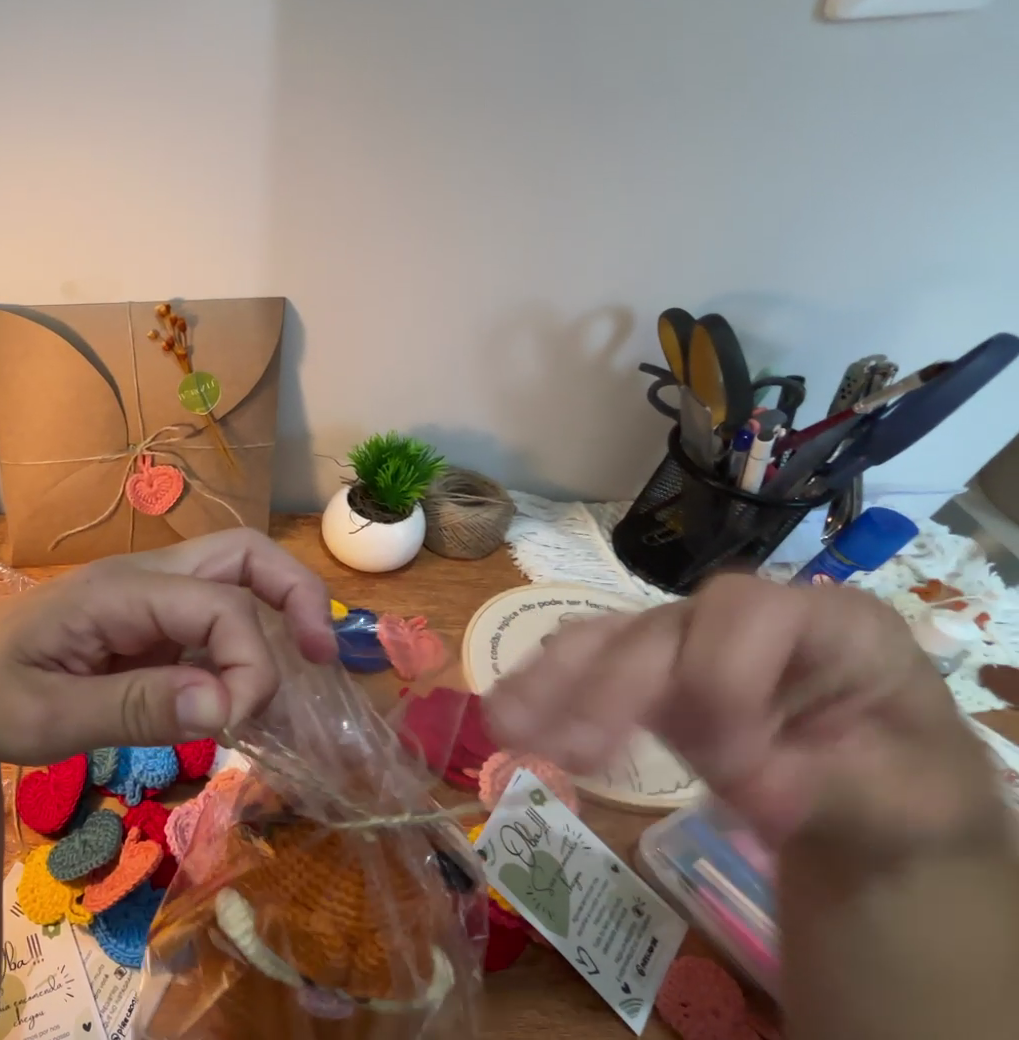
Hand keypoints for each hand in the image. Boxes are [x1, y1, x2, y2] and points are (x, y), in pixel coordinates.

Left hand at [0, 529, 336, 766]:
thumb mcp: (47, 717)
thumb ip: (135, 708)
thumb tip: (228, 702)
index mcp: (117, 592)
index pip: (219, 602)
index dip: (252, 661)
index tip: (237, 724)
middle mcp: (139, 581)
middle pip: (241, 556)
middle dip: (293, 598)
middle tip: (319, 662)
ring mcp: (142, 602)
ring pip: (232, 587)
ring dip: (274, 627)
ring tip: (296, 697)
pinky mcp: (140, 629)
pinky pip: (207, 627)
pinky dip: (241, 657)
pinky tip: (248, 705)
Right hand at [486, 575, 1001, 851]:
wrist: (869, 793)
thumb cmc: (899, 790)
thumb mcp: (907, 801)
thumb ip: (836, 787)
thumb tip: (751, 784)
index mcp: (829, 622)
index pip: (751, 613)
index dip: (724, 678)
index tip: (729, 765)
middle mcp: (741, 613)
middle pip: (655, 628)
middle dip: (608, 690)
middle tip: (575, 755)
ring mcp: (679, 635)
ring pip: (601, 641)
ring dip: (549, 687)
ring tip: (506, 730)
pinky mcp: (638, 666)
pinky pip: (578, 666)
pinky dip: (540, 693)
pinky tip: (505, 718)